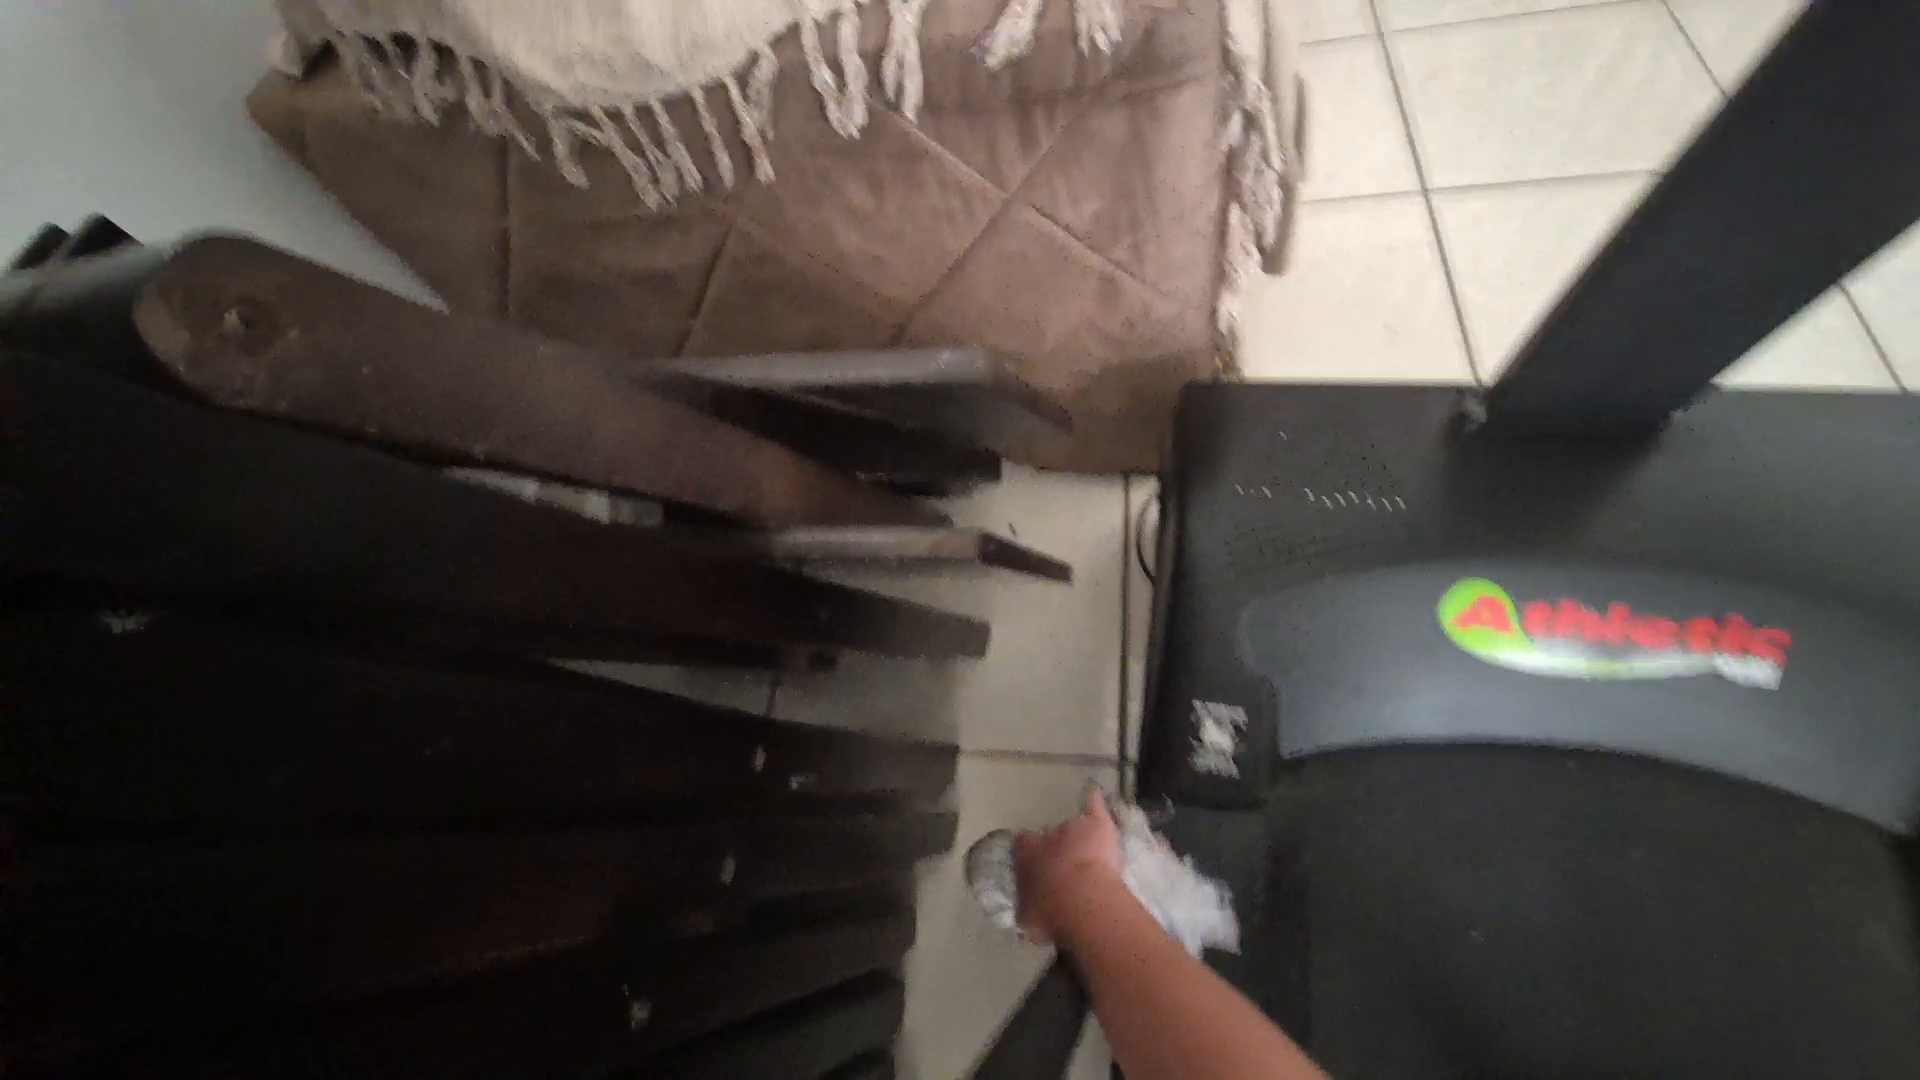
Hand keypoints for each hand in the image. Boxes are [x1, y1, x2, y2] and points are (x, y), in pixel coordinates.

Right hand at [1013, 789, 1127, 945]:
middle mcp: (1045, 837)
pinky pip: (1094, 805)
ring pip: (1073, 828)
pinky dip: (1094, 800)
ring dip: (1079, 839)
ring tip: (1088, 852)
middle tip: (1067, 869)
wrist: (1082, 901)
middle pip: (1048, 836)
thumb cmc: (1050, 912)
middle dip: (1057, 849)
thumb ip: (1028, 909)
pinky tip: (1094, 792)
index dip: (1032, 855)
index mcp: (1026, 856)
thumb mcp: (1028, 918)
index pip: (1022, 846)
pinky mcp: (1096, 824)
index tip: (1040, 868)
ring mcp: (1072, 828)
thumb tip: (1027, 913)